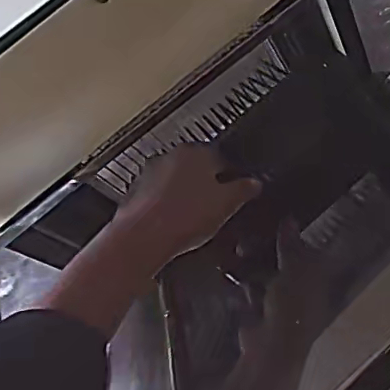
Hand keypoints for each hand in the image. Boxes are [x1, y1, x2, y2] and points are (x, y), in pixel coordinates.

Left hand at [113, 146, 261, 263]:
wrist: (144, 237)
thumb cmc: (184, 217)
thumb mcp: (227, 205)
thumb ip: (243, 190)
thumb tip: (253, 184)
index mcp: (198, 153)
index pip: (221, 158)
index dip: (231, 177)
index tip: (235, 192)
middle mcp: (172, 156)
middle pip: (197, 168)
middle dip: (206, 185)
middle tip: (215, 208)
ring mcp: (151, 173)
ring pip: (176, 181)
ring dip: (185, 195)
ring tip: (194, 219)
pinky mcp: (136, 191)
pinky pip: (159, 196)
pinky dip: (167, 206)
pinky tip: (175, 224)